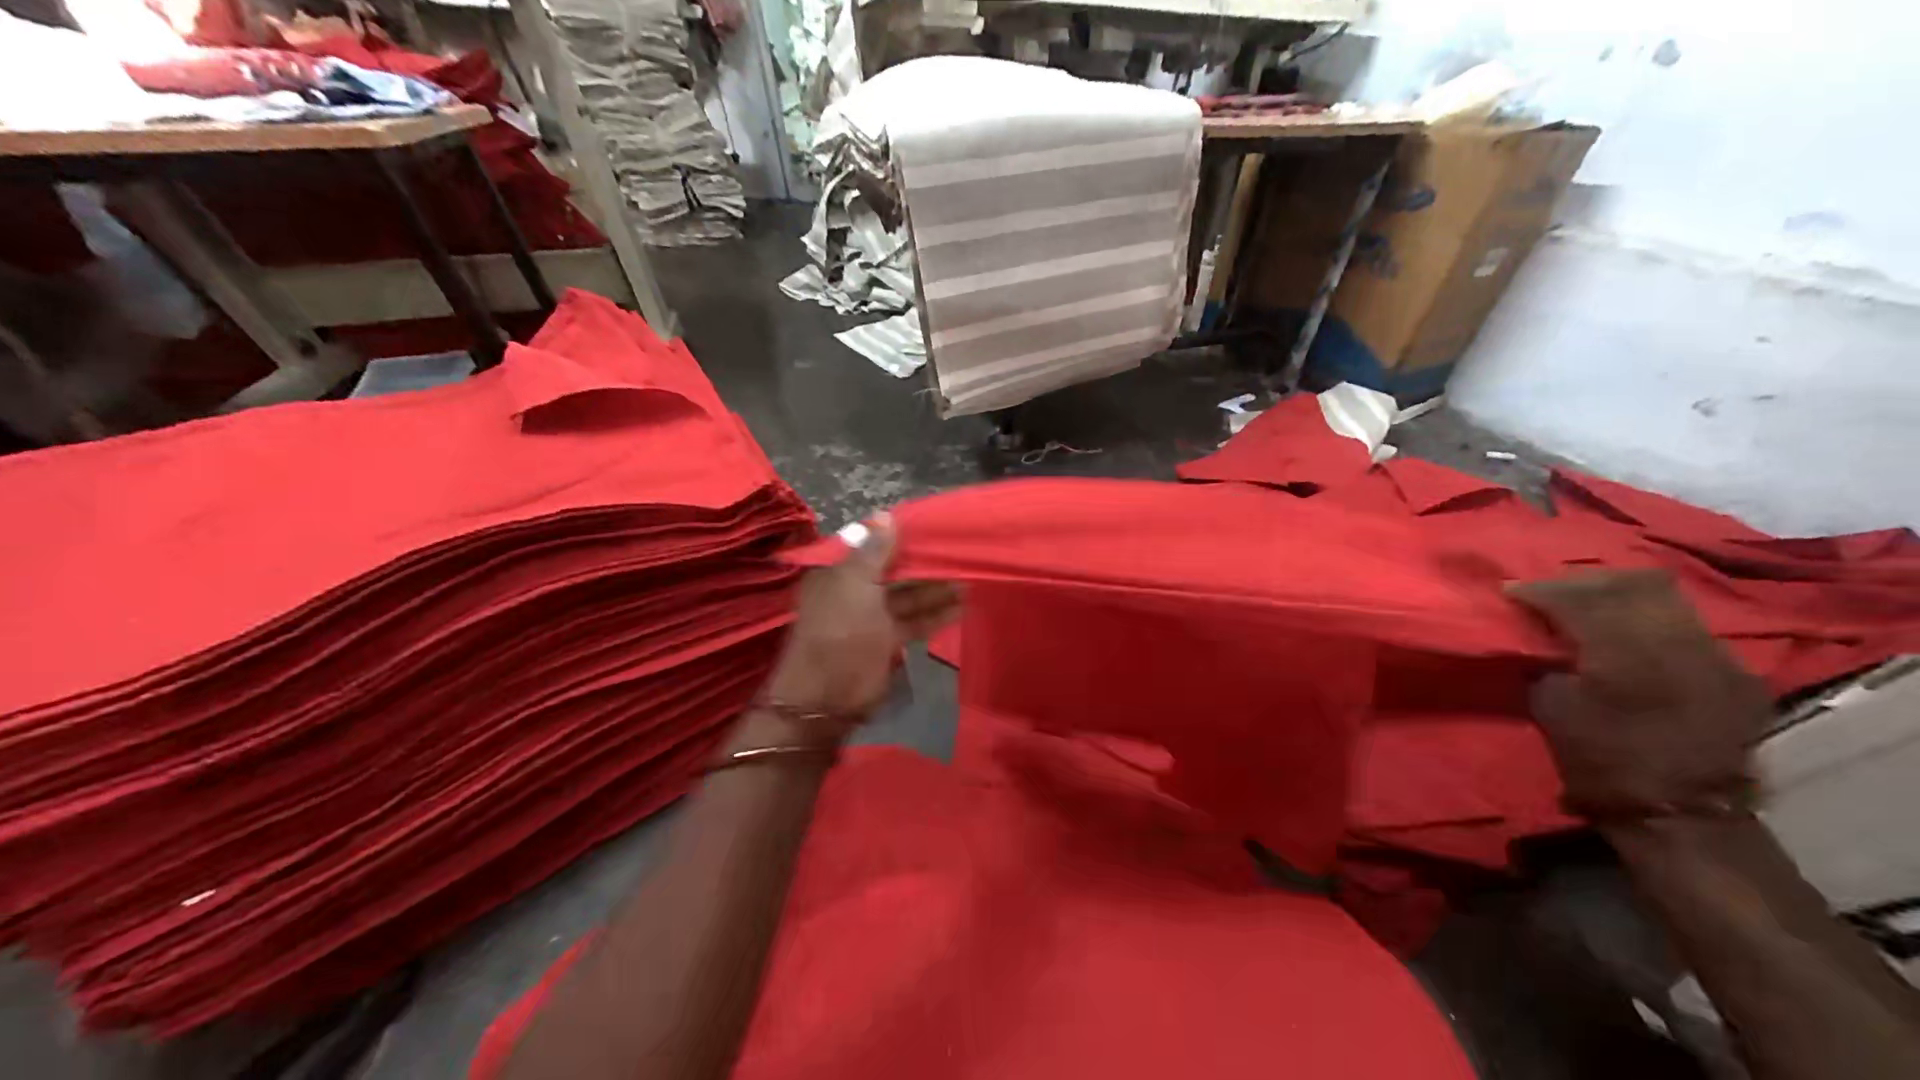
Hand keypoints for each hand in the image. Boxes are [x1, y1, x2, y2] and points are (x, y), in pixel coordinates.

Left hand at [761, 513, 959, 724]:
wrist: (828, 695)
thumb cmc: (839, 631)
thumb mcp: (854, 584)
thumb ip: (874, 551)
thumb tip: (887, 515)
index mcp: (839, 573)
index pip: (874, 547)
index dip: (901, 537)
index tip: (935, 527)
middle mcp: (855, 591)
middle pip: (896, 571)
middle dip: (926, 564)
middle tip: (961, 552)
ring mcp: (873, 617)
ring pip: (909, 596)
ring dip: (937, 589)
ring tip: (970, 577)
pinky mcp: (888, 641)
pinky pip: (915, 621)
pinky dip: (936, 614)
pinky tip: (962, 605)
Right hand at [1509, 571, 1769, 822]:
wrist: (1682, 815)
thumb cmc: (1600, 763)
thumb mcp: (1550, 707)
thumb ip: (1543, 660)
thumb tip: (1533, 633)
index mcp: (1623, 655)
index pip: (1577, 597)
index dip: (1539, 590)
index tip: (1511, 592)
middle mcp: (1676, 643)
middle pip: (1626, 584)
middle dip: (1580, 584)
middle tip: (1547, 594)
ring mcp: (1714, 655)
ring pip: (1662, 596)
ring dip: (1616, 595)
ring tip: (1584, 606)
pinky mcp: (1733, 670)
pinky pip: (1683, 623)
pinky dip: (1646, 617)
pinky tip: (1624, 633)